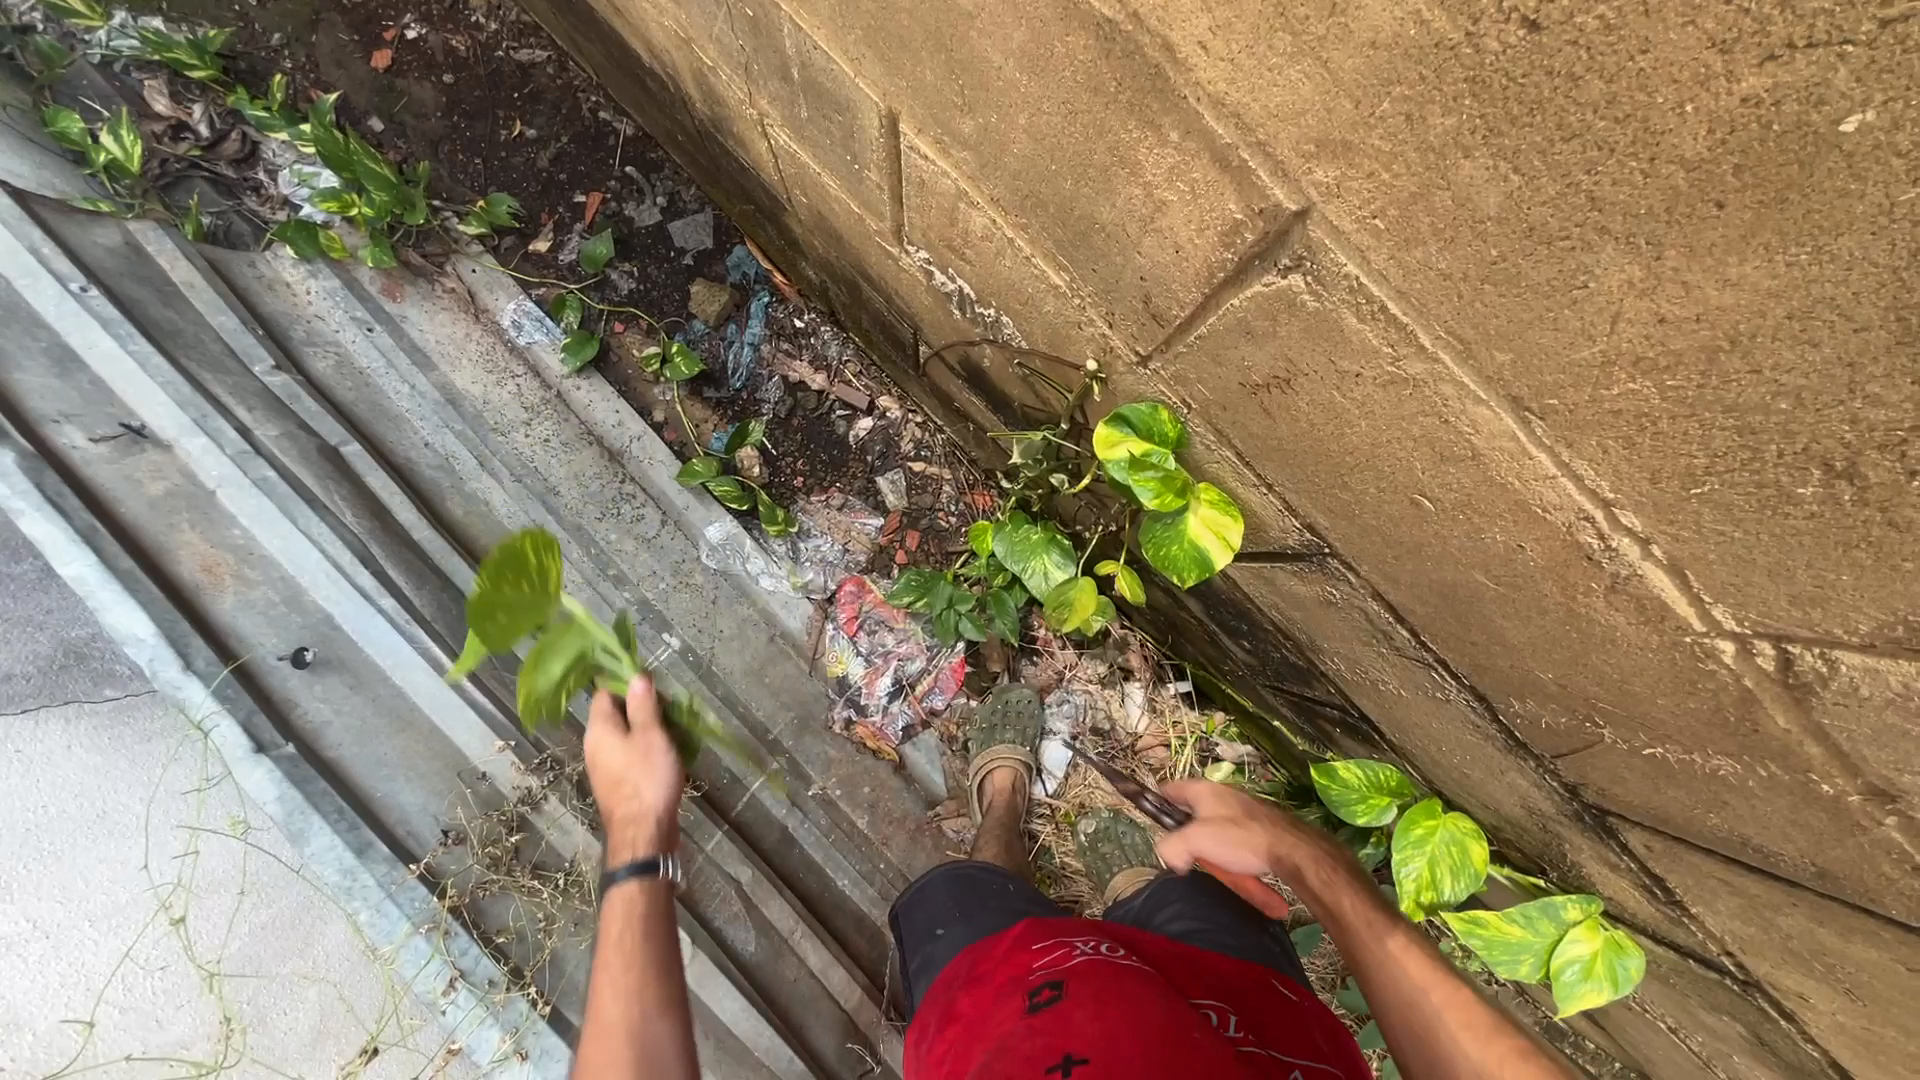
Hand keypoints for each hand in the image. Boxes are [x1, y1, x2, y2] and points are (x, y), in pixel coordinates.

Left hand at [585, 675, 685, 860]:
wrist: (643, 833)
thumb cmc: (647, 778)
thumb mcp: (651, 735)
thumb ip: (643, 705)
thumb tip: (635, 676)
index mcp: (599, 730)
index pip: (604, 693)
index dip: (627, 684)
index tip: (655, 685)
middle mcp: (595, 746)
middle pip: (615, 714)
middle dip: (642, 707)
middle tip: (671, 707)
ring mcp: (605, 766)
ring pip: (625, 735)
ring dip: (648, 729)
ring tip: (675, 728)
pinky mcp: (617, 783)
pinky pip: (630, 754)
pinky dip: (647, 748)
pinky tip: (668, 752)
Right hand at [1156, 778, 1352, 883]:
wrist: (1292, 849)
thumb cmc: (1240, 838)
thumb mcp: (1195, 841)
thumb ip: (1171, 847)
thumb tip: (1170, 858)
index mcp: (1202, 791)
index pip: (1169, 789)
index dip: (1159, 805)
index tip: (1157, 825)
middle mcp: (1222, 796)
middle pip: (1195, 819)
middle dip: (1195, 844)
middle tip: (1197, 861)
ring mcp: (1243, 813)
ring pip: (1220, 839)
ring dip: (1224, 862)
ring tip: (1233, 878)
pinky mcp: (1260, 829)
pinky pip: (1242, 849)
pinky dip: (1244, 868)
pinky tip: (1252, 884)